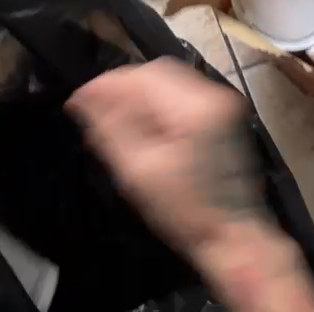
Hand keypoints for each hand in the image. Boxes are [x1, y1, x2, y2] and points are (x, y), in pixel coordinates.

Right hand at [69, 59, 313, 311]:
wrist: (234, 240)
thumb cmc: (185, 213)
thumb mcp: (138, 172)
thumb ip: (108, 128)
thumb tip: (82, 98)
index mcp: (194, 108)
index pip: (142, 77)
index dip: (107, 84)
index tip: (79, 99)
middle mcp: (212, 94)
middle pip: (156, 72)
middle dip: (122, 85)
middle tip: (94, 104)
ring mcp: (221, 101)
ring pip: (167, 79)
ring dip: (138, 91)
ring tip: (112, 111)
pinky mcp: (221, 113)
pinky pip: (180, 92)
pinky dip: (156, 100)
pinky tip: (140, 118)